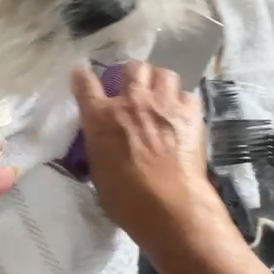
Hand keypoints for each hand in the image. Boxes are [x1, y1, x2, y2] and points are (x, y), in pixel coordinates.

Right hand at [73, 62, 229, 251]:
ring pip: (163, 73)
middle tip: (133, 87)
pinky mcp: (191, 114)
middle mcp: (132, 101)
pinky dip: (182, 101)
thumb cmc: (125, 198)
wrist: (169, 206)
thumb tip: (105, 140)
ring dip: (159, 81)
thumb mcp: (98, 169)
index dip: (82, 76)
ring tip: (160, 94)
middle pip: (133, 67)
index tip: (82, 75)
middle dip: (132, 74)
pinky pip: (187, 94)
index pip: (85, 83)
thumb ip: (100, 144)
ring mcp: (164, 104)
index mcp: (101, 117)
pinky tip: (181, 114)